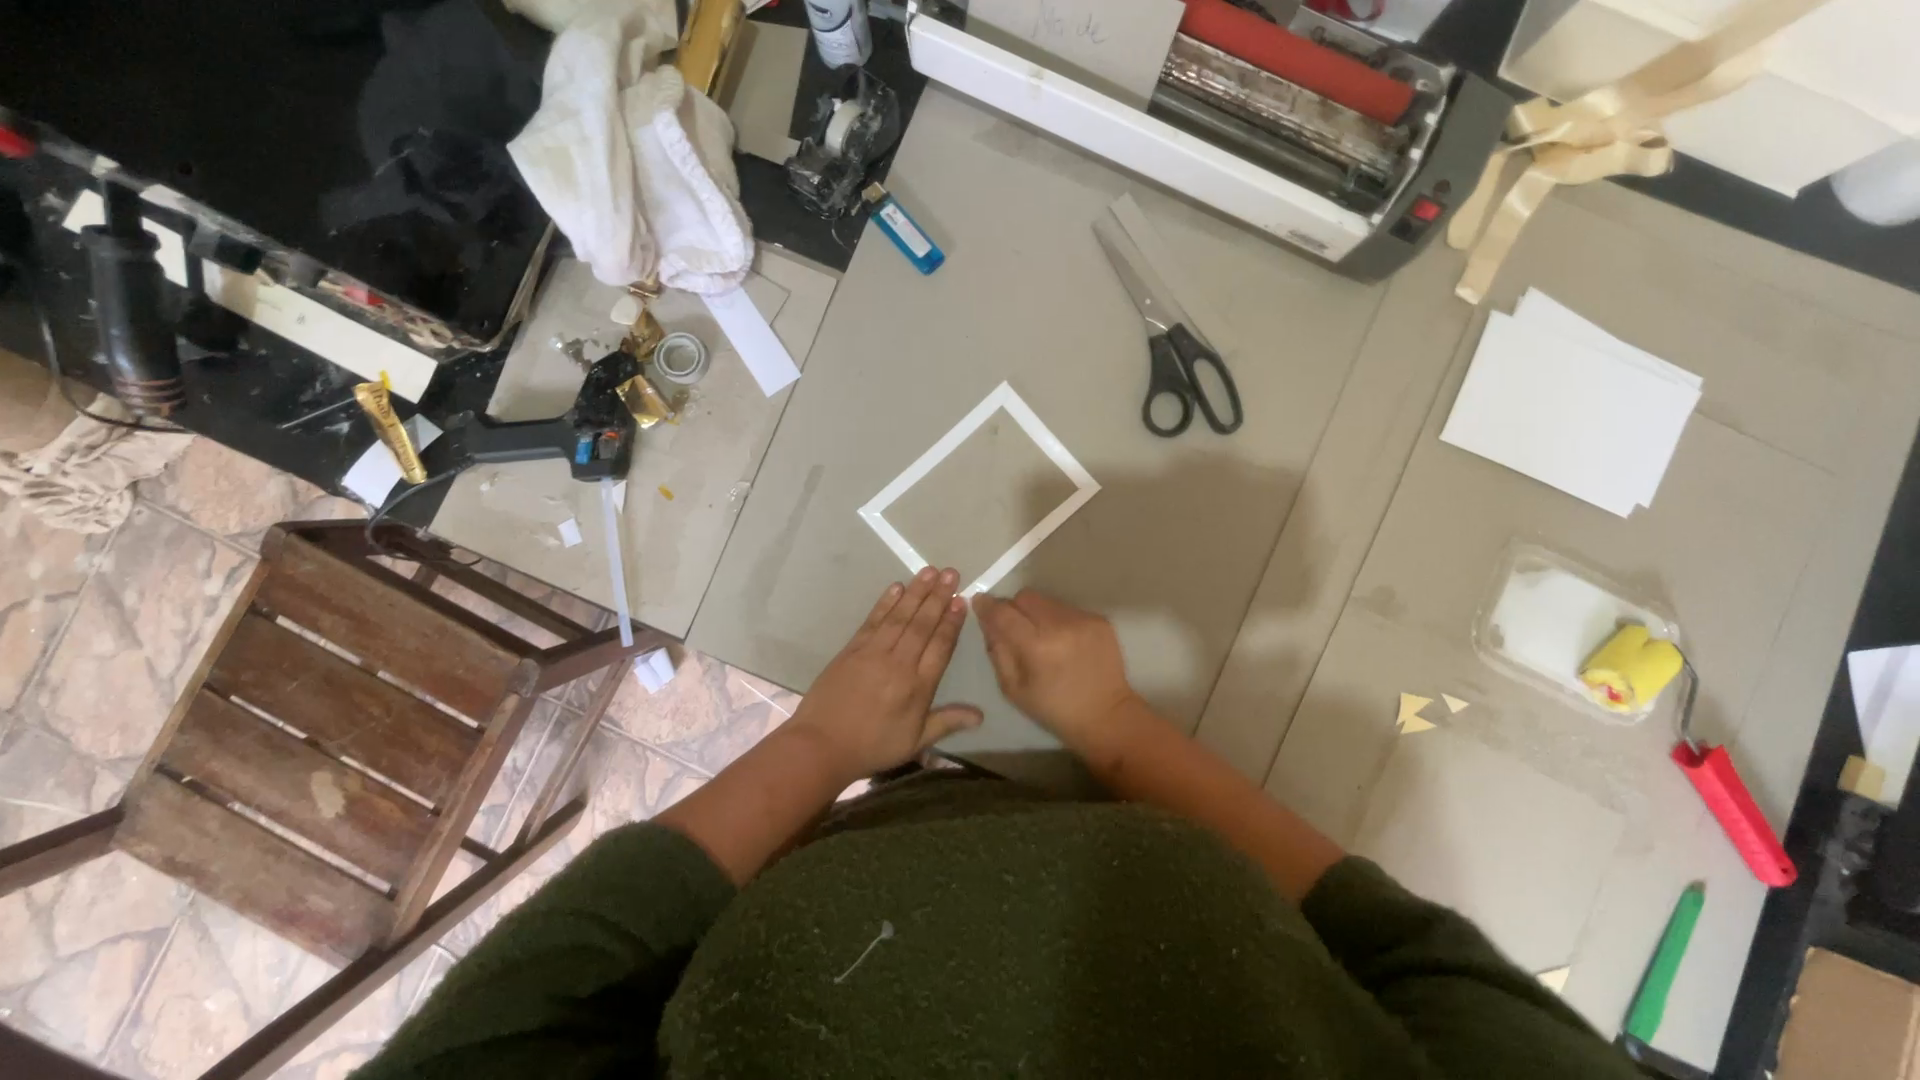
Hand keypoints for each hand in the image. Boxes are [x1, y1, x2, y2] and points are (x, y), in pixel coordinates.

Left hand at [785, 567, 981, 780]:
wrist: (821, 746)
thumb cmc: (872, 747)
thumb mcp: (914, 742)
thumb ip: (947, 722)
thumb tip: (980, 715)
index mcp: (917, 687)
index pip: (940, 646)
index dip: (951, 622)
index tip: (961, 600)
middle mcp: (898, 663)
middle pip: (922, 624)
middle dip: (938, 597)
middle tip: (951, 573)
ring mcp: (873, 653)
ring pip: (900, 616)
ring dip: (916, 592)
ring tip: (930, 571)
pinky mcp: (852, 650)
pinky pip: (873, 620)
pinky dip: (886, 602)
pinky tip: (897, 587)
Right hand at [972, 589, 1141, 751]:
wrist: (1105, 714)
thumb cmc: (1054, 708)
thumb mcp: (1013, 688)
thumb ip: (997, 651)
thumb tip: (987, 622)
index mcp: (1037, 646)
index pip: (1003, 613)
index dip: (987, 605)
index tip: (979, 602)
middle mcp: (1061, 625)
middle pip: (1025, 597)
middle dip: (1014, 607)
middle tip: (1014, 626)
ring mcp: (1083, 620)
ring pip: (1047, 600)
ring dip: (1037, 613)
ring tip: (1042, 637)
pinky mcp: (1099, 619)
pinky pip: (1067, 609)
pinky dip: (1058, 620)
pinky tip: (1064, 642)